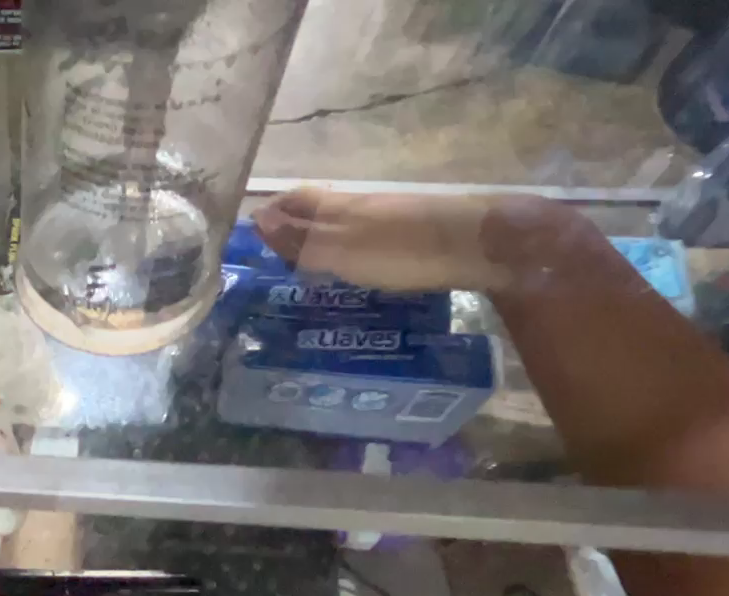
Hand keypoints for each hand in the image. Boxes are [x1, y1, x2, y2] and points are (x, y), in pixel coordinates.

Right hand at [251, 188, 599, 294]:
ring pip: (340, 219)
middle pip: (315, 208)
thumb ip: (298, 238)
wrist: (477, 245)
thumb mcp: (339, 250)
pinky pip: (364, 232)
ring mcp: (387, 214)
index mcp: (336, 206)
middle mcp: (358, 203)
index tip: (251, 236)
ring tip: (304, 262)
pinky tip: (348, 261)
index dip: (271, 214)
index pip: (293, 201)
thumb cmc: (401, 251)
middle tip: (273, 252)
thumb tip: (256, 219)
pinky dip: (346, 244)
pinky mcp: (410, 228)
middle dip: (292, 224)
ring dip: (318, 235)